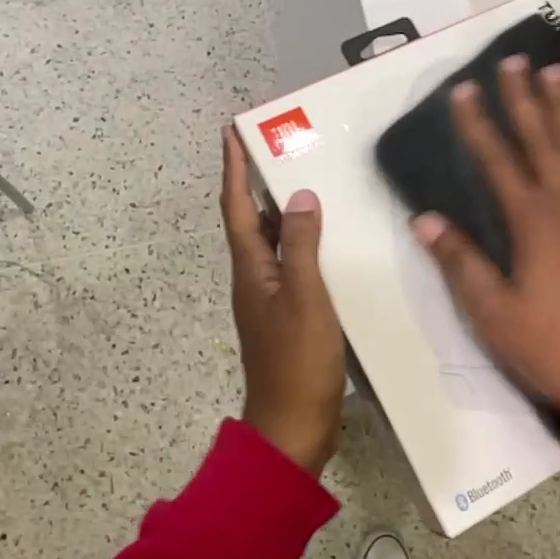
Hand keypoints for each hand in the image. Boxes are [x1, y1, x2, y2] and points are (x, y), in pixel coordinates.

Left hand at [220, 127, 347, 474]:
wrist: (291, 427)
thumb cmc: (297, 362)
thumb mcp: (306, 299)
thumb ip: (301, 246)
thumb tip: (299, 195)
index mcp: (251, 269)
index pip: (235, 206)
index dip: (234, 168)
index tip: (233, 131)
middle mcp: (253, 278)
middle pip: (248, 220)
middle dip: (256, 182)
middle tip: (279, 148)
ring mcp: (268, 299)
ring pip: (269, 242)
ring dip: (279, 211)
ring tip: (306, 183)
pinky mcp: (285, 316)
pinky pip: (288, 265)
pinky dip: (300, 244)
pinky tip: (326, 242)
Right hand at [412, 56, 559, 412]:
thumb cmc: (551, 346)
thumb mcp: (492, 312)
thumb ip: (460, 261)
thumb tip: (425, 218)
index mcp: (531, 220)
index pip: (495, 160)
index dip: (476, 124)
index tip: (462, 90)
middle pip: (541, 140)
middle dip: (523, 99)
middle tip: (513, 61)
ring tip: (558, 73)